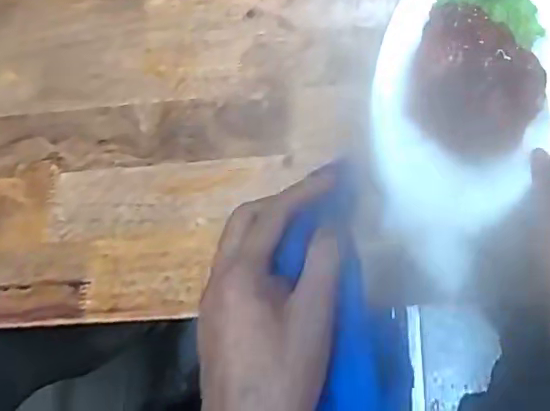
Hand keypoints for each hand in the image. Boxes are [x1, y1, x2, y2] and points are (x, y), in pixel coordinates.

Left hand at [198, 168, 342, 410]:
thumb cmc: (283, 376)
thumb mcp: (314, 316)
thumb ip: (324, 259)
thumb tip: (331, 222)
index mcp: (239, 274)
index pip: (274, 215)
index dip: (308, 189)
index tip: (337, 174)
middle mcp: (218, 280)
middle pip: (246, 219)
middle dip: (284, 201)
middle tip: (319, 197)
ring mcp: (212, 302)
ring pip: (239, 243)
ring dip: (273, 225)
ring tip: (309, 225)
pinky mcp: (216, 321)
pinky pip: (239, 266)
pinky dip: (265, 250)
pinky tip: (288, 266)